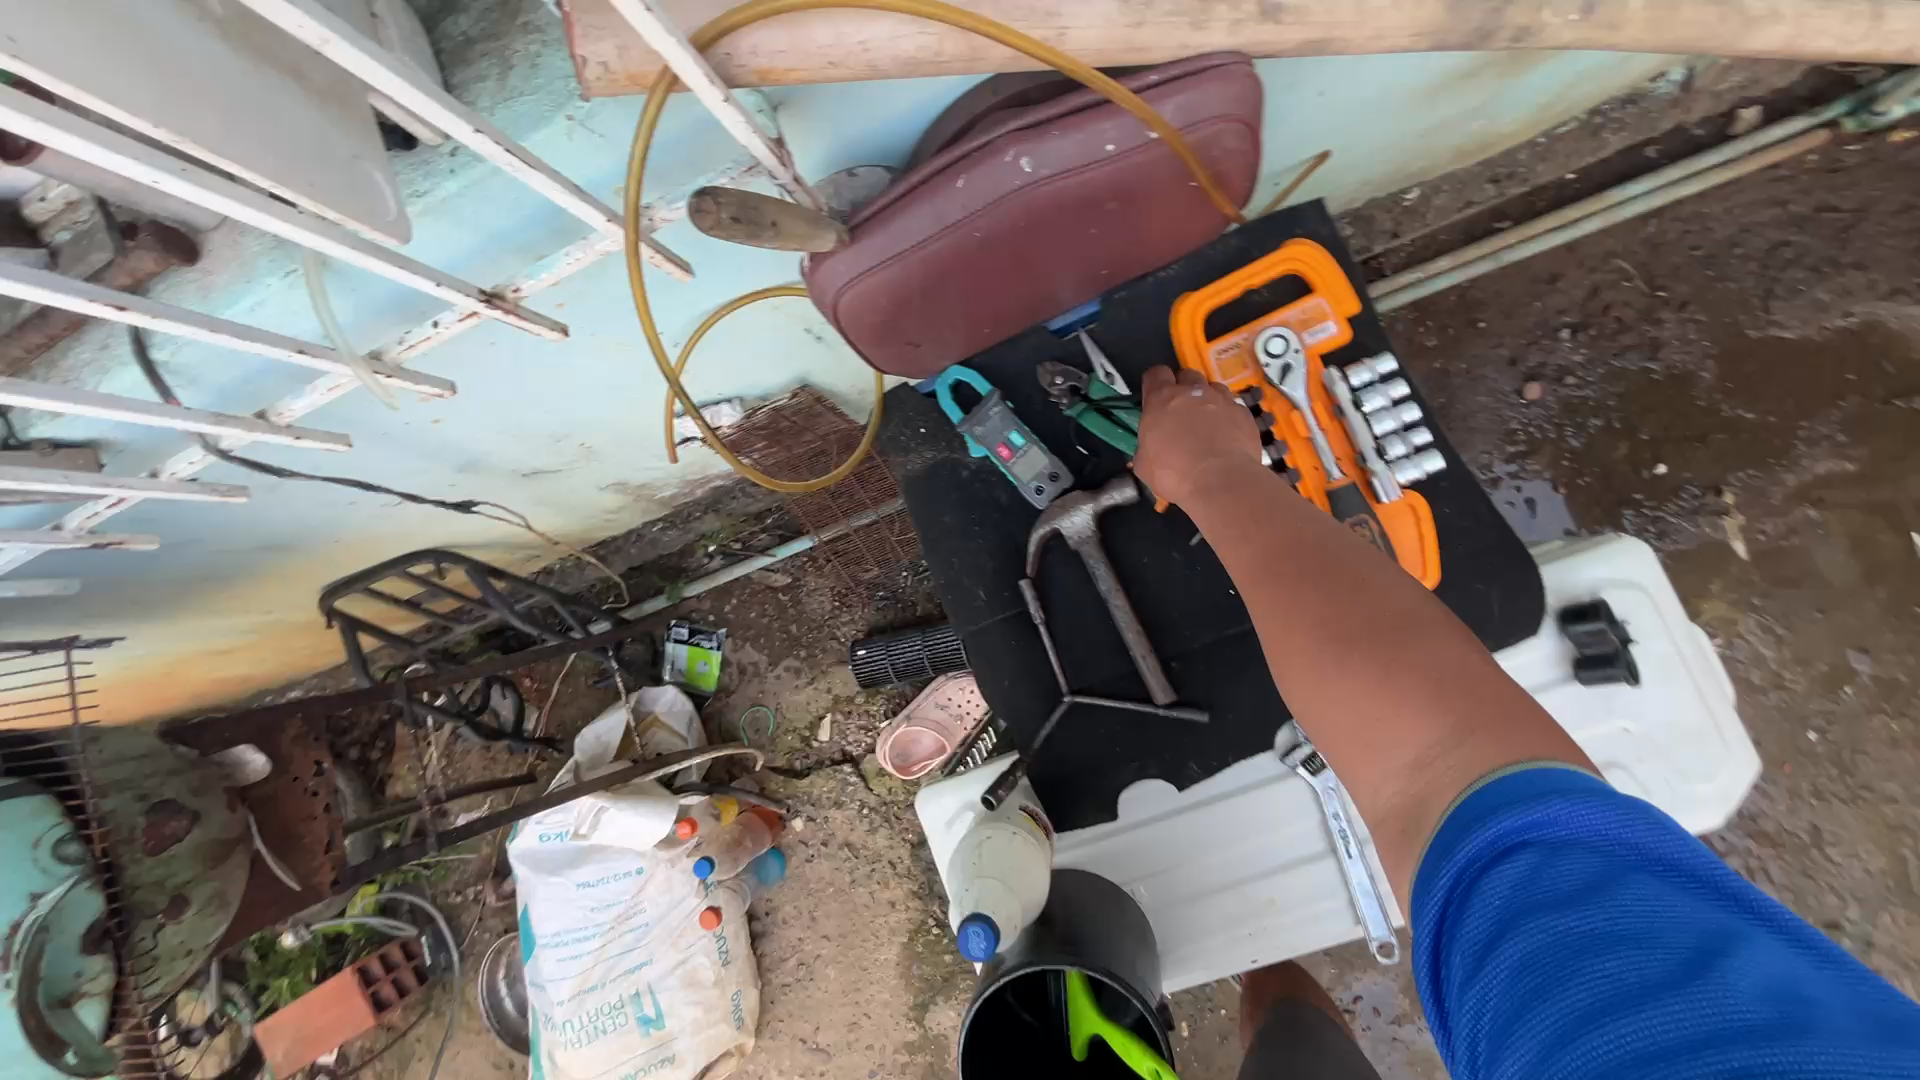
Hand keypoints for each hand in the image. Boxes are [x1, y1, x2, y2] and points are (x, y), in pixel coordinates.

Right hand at [1132, 365, 1263, 507]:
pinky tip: (1226, 437)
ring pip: (1213, 388)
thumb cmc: (1173, 473)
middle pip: (1187, 375)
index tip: (1154, 398)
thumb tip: (1148, 449)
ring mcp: (1222, 400)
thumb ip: (1146, 446)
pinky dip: (1228, 417)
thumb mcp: (1144, 464)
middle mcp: (1193, 392)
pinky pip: (1233, 408)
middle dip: (1182, 388)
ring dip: (1207, 400)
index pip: (1155, 373)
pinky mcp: (1244, 413)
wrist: (1220, 481)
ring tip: (1206, 423)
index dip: (1154, 384)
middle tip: (1180, 411)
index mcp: (1162, 399)